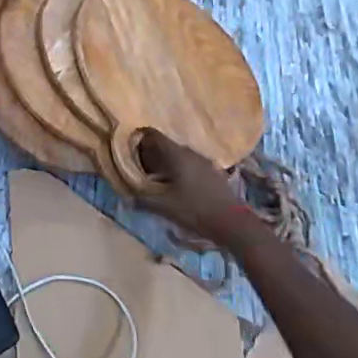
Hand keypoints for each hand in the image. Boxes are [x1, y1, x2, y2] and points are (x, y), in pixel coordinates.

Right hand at [134, 130, 256, 247]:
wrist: (232, 222)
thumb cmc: (195, 210)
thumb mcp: (164, 206)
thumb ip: (142, 199)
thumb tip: (125, 196)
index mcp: (177, 154)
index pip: (153, 135)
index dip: (139, 139)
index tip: (129, 150)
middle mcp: (191, 152)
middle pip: (165, 145)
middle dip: (150, 154)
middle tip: (139, 168)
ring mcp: (204, 161)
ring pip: (178, 155)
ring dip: (165, 163)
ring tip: (155, 179)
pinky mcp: (213, 172)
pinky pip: (190, 164)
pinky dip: (179, 170)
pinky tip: (177, 187)